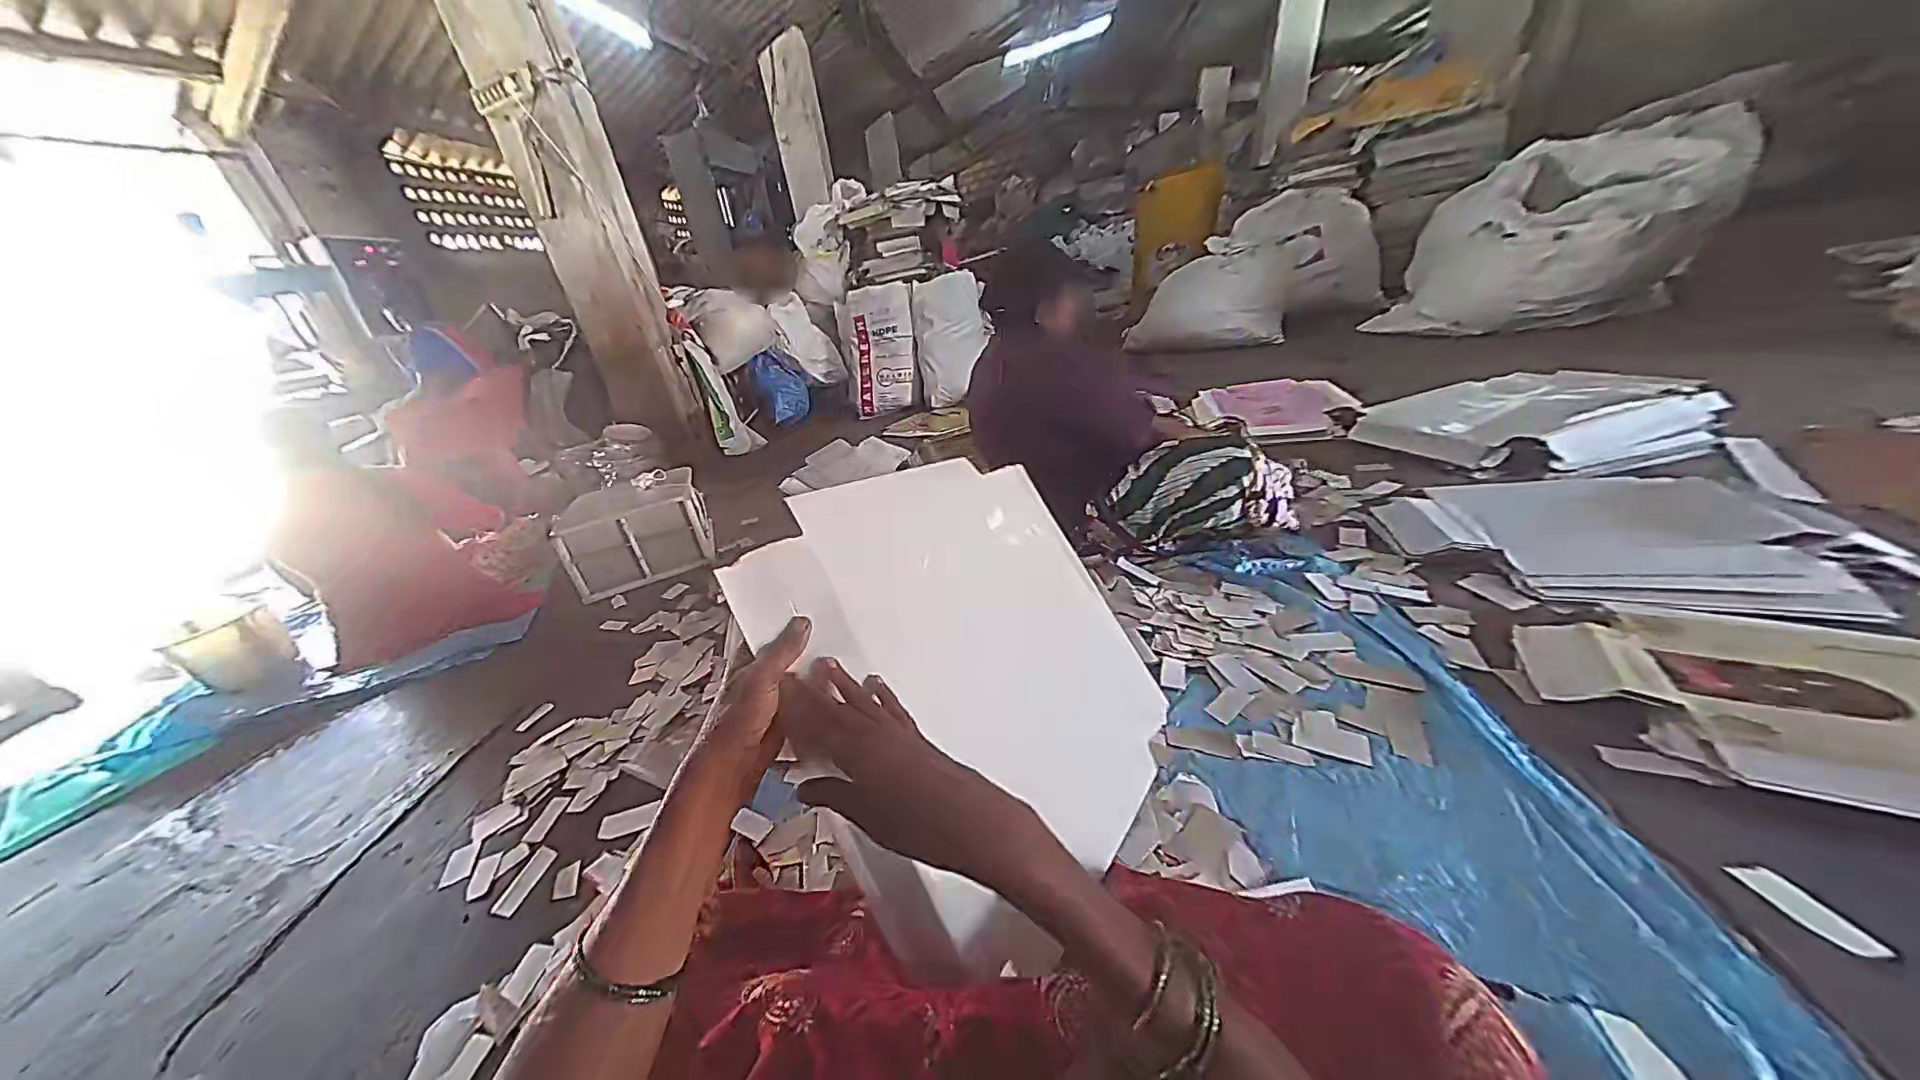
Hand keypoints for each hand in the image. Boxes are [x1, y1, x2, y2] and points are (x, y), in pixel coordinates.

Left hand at [689, 617, 809, 784]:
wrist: (733, 767)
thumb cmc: (730, 726)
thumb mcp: (760, 679)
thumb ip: (781, 652)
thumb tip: (799, 626)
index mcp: (745, 662)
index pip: (765, 633)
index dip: (783, 623)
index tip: (805, 614)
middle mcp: (758, 678)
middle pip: (786, 655)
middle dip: (804, 649)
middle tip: (825, 638)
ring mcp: (772, 698)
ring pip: (797, 678)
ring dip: (811, 674)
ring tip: (829, 664)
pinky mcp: (785, 717)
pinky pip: (805, 701)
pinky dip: (815, 697)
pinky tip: (825, 692)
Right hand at [780, 659, 1070, 899]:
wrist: (972, 821)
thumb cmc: (922, 824)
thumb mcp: (867, 816)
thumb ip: (835, 795)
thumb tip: (807, 788)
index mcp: (858, 753)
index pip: (817, 725)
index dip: (796, 709)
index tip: (779, 693)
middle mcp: (878, 736)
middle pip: (837, 708)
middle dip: (814, 690)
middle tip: (794, 673)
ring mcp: (899, 735)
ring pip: (864, 702)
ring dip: (845, 684)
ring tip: (828, 666)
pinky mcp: (916, 739)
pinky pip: (891, 709)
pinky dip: (882, 696)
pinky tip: (877, 686)